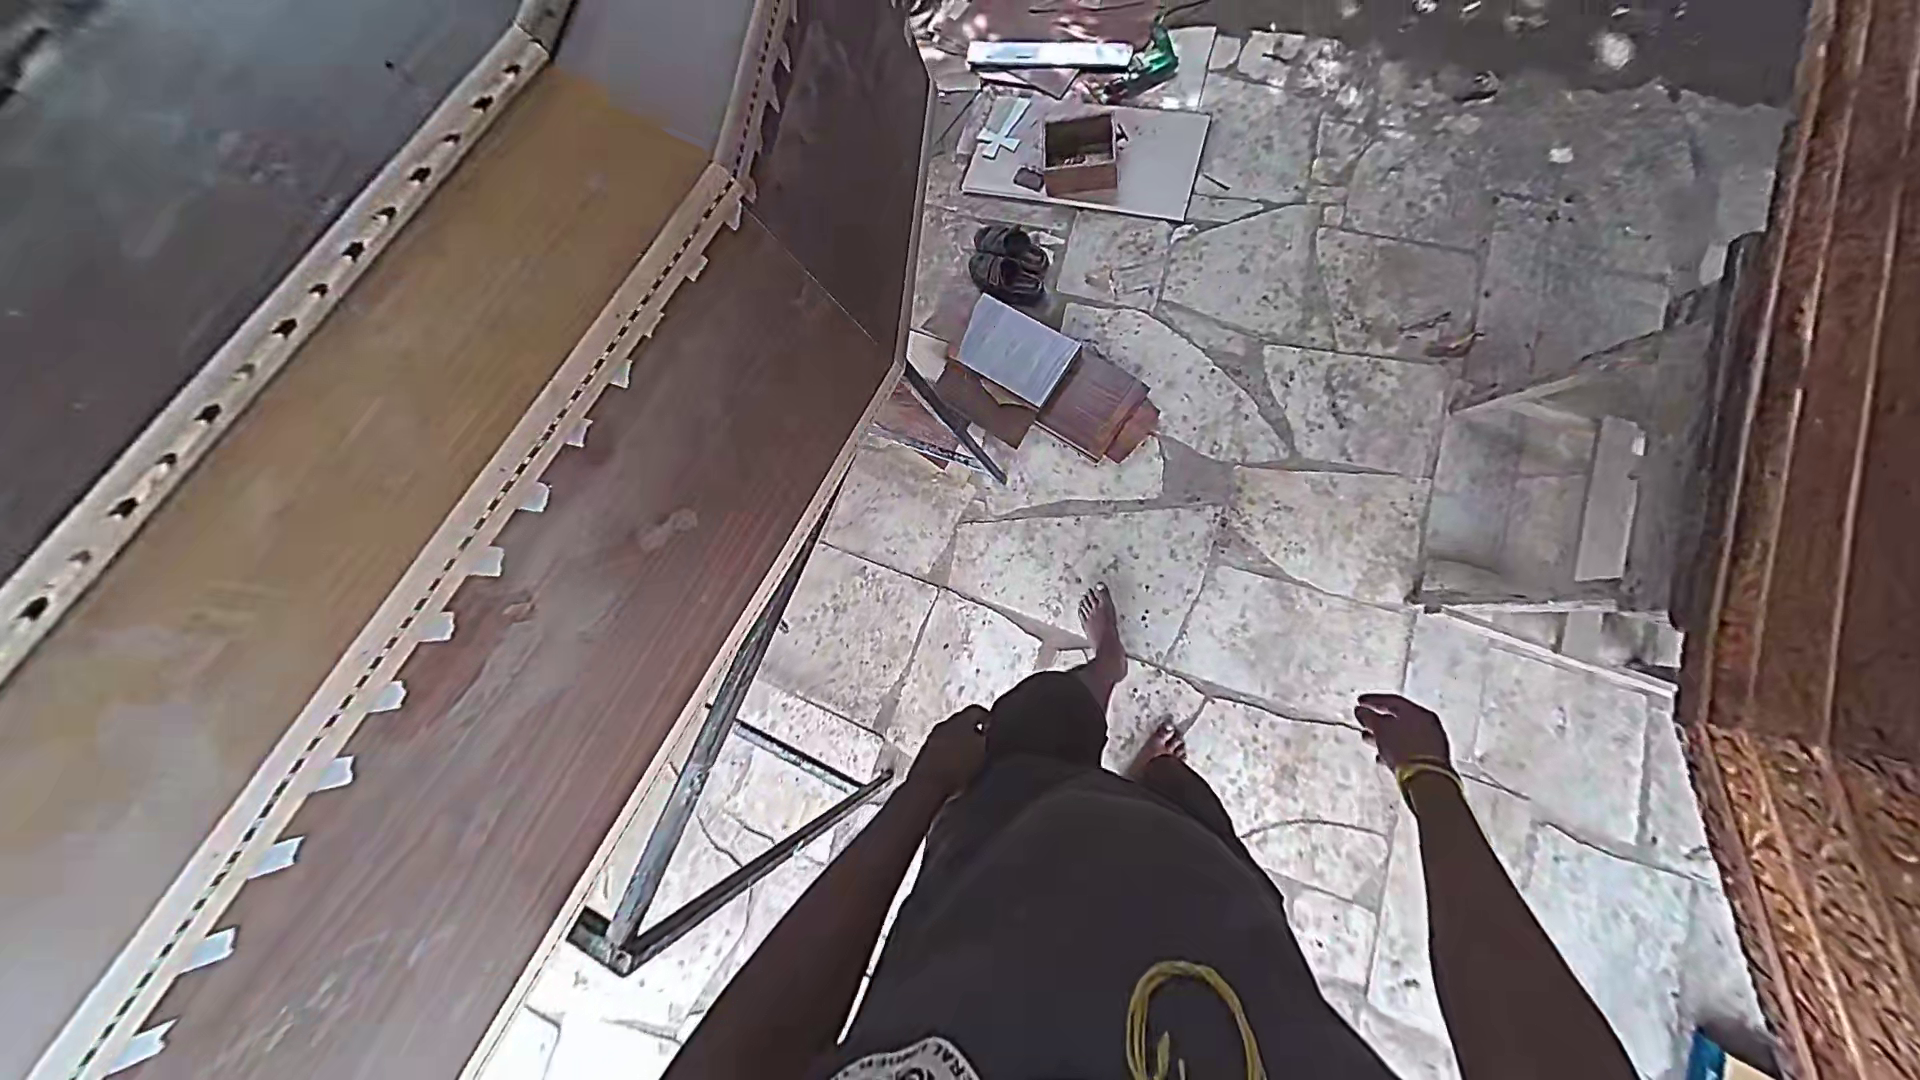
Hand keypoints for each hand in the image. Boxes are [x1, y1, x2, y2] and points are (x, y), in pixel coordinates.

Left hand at [904, 705, 988, 800]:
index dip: (988, 720)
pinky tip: (955, 768)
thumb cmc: (959, 768)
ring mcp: (932, 739)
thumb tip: (991, 732)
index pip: (977, 711)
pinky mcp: (924, 754)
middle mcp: (944, 724)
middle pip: (963, 723)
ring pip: (951, 736)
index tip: (994, 730)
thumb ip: (990, 738)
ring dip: (960, 744)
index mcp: (961, 719)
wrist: (927, 787)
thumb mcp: (984, 753)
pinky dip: (949, 754)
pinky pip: (941, 749)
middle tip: (983, 746)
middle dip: (973, 732)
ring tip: (970, 760)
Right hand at [1354, 693, 1451, 770]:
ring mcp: (1433, 742)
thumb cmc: (1402, 747)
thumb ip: (1368, 716)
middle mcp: (1429, 724)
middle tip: (1363, 721)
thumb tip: (1361, 711)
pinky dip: (1394, 749)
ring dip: (1384, 736)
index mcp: (1418, 712)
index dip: (1372, 700)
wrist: (1427, 779)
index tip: (1359, 702)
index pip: (1392, 700)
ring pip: (1402, 734)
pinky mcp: (1432, 759)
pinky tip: (1382, 756)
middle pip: (1398, 718)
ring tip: (1368, 739)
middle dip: (1378, 720)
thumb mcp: (1379, 728)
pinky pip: (1408, 749)